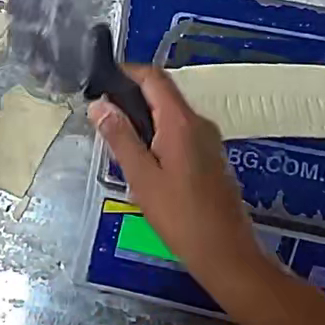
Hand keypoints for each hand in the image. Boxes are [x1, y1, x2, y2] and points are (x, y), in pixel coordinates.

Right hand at [89, 65, 264, 276]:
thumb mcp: (142, 177)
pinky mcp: (212, 156)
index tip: (102, 81)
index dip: (127, 72)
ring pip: (172, 115)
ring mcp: (209, 139)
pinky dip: (159, 135)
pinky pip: (182, 133)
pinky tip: (144, 161)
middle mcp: (199, 122)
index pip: (154, 77)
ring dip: (145, 119)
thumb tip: (99, 105)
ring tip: (117, 141)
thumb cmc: (180, 216)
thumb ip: (120, 138)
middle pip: (163, 94)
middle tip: (102, 117)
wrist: (226, 252)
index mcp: (181, 121)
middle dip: (132, 98)